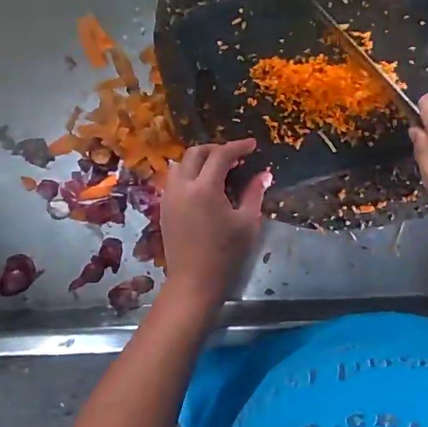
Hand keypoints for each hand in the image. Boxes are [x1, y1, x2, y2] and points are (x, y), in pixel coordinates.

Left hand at [160, 138, 270, 298]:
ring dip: (199, 160)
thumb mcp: (247, 223)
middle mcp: (182, 186)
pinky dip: (189, 173)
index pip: (220, 155)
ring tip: (219, 169)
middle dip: (216, 149)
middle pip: (195, 153)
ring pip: (180, 164)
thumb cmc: (225, 254)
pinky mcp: (164, 207)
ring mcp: (169, 196)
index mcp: (204, 188)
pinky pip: (174, 179)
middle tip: (235, 156)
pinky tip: (204, 185)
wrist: (193, 281)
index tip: (252, 145)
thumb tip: (263, 174)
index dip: (237, 147)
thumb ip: (254, 193)